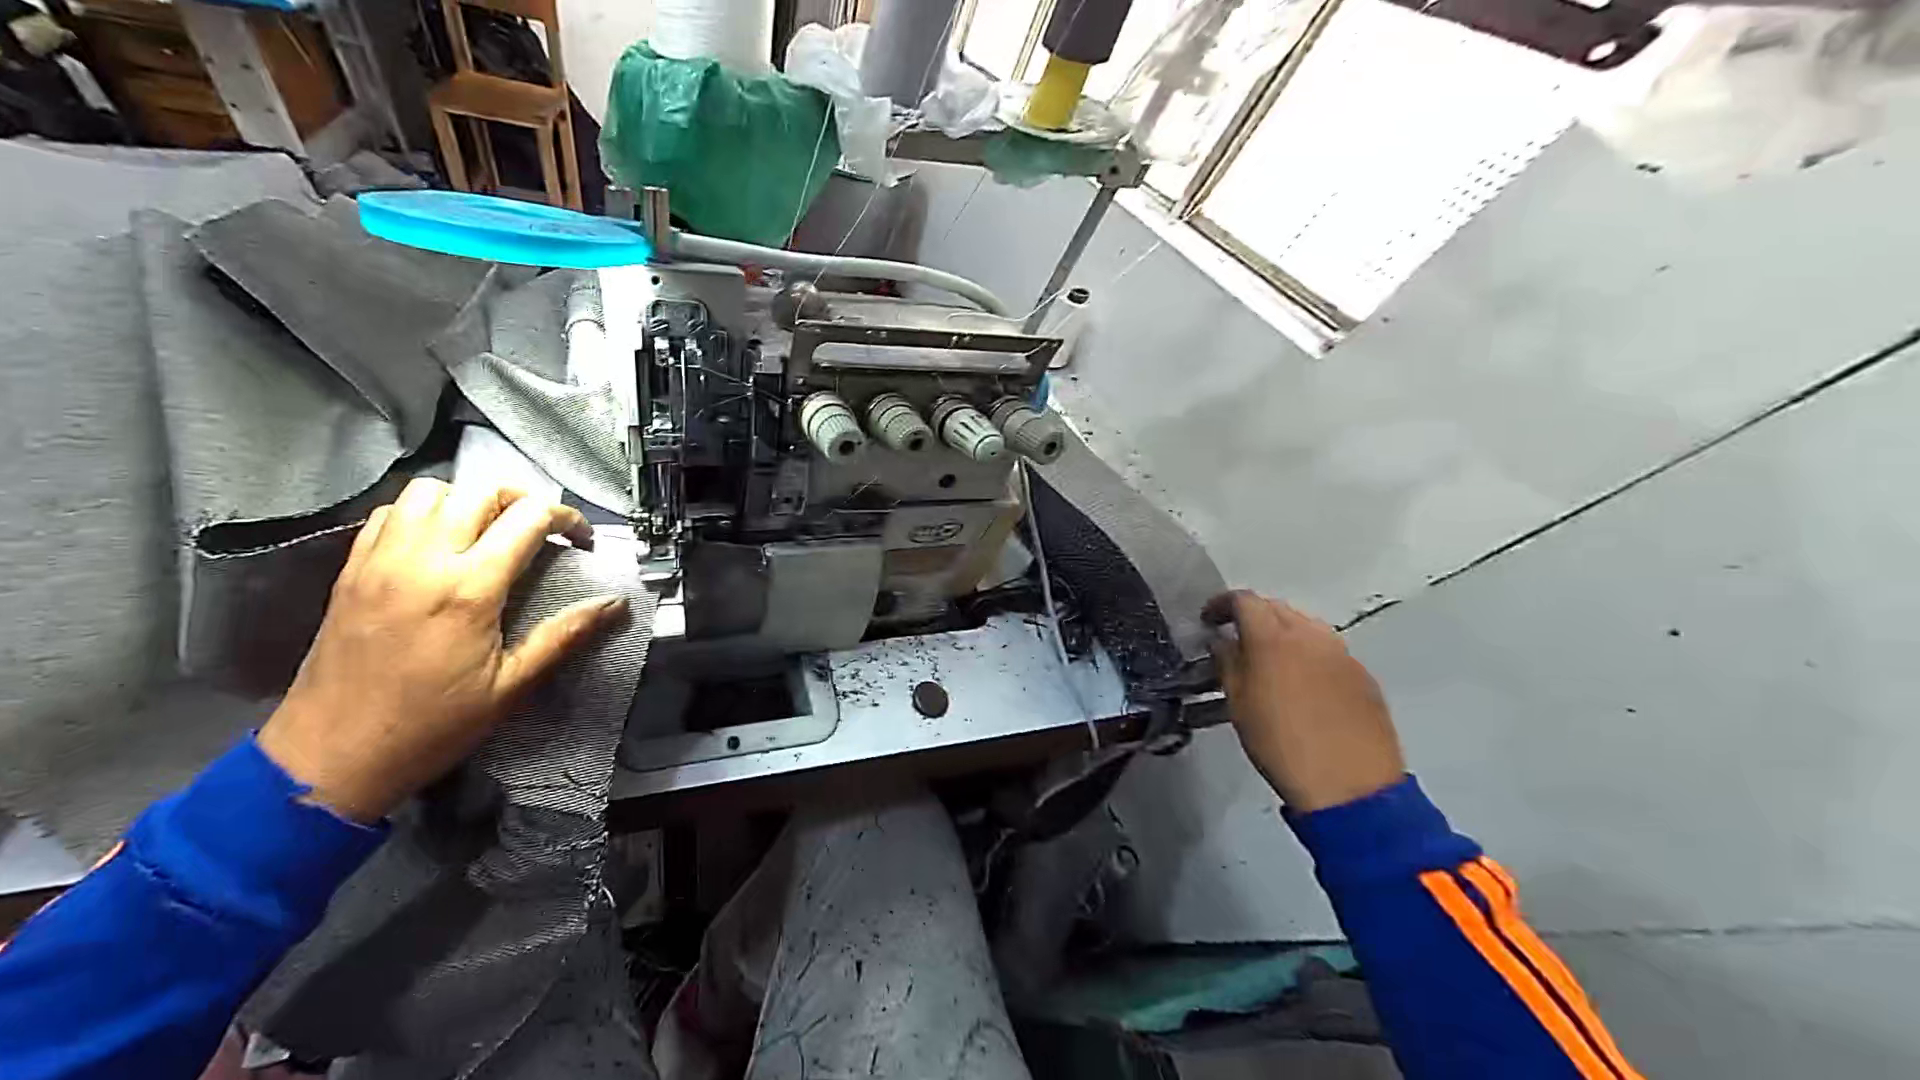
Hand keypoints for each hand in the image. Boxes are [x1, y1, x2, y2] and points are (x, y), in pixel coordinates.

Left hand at [256, 478, 627, 822]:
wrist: (328, 757)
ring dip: (469, 500)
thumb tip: (616, 605)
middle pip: (480, 491)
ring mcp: (380, 561)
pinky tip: (441, 543)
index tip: (581, 540)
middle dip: (522, 500)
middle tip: (542, 529)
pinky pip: (389, 513)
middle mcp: (423, 560)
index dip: (566, 518)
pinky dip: (423, 513)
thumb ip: (565, 635)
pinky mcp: (352, 571)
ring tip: (490, 530)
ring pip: (430, 491)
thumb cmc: (431, 726)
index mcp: (469, 589)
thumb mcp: (512, 686)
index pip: (528, 517)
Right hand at [1203, 591, 1405, 812]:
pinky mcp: (1362, 674)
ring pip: (1305, 626)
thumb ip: (1227, 663)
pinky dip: (1307, 653)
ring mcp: (1341, 653)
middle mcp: (1310, 635)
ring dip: (1281, 632)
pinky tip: (1301, 682)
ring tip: (1268, 659)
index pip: (1243, 600)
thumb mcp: (1238, 704)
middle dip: (1252, 616)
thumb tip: (1223, 642)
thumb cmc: (1280, 743)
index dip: (1221, 604)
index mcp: (1273, 638)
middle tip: (1235, 638)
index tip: (1209, 620)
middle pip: (1276, 607)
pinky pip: (1328, 650)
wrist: (1350, 785)